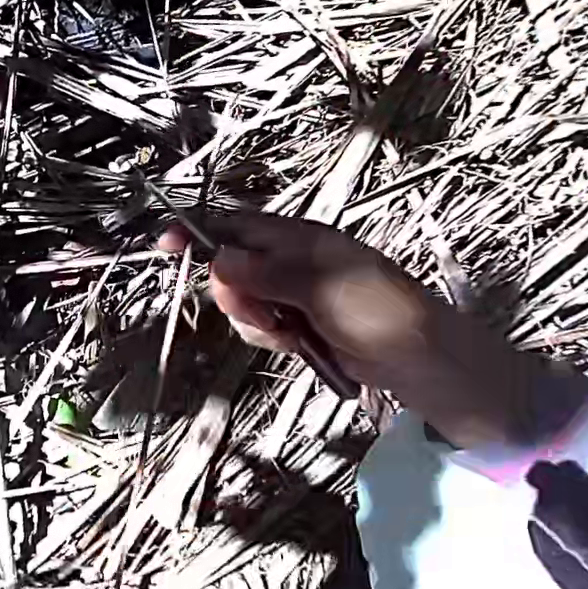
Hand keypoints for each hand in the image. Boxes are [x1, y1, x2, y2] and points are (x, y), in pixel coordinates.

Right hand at [160, 212, 587, 448]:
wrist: (422, 363)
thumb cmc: (379, 312)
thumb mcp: (322, 287)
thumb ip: (266, 274)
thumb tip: (217, 260)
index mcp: (298, 238)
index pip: (236, 225)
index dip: (199, 231)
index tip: (166, 246)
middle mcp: (288, 261)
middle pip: (231, 268)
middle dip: (237, 295)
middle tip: (264, 316)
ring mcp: (289, 294)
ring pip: (241, 302)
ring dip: (256, 322)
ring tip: (290, 333)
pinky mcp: (293, 323)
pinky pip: (258, 326)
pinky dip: (268, 337)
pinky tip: (296, 344)